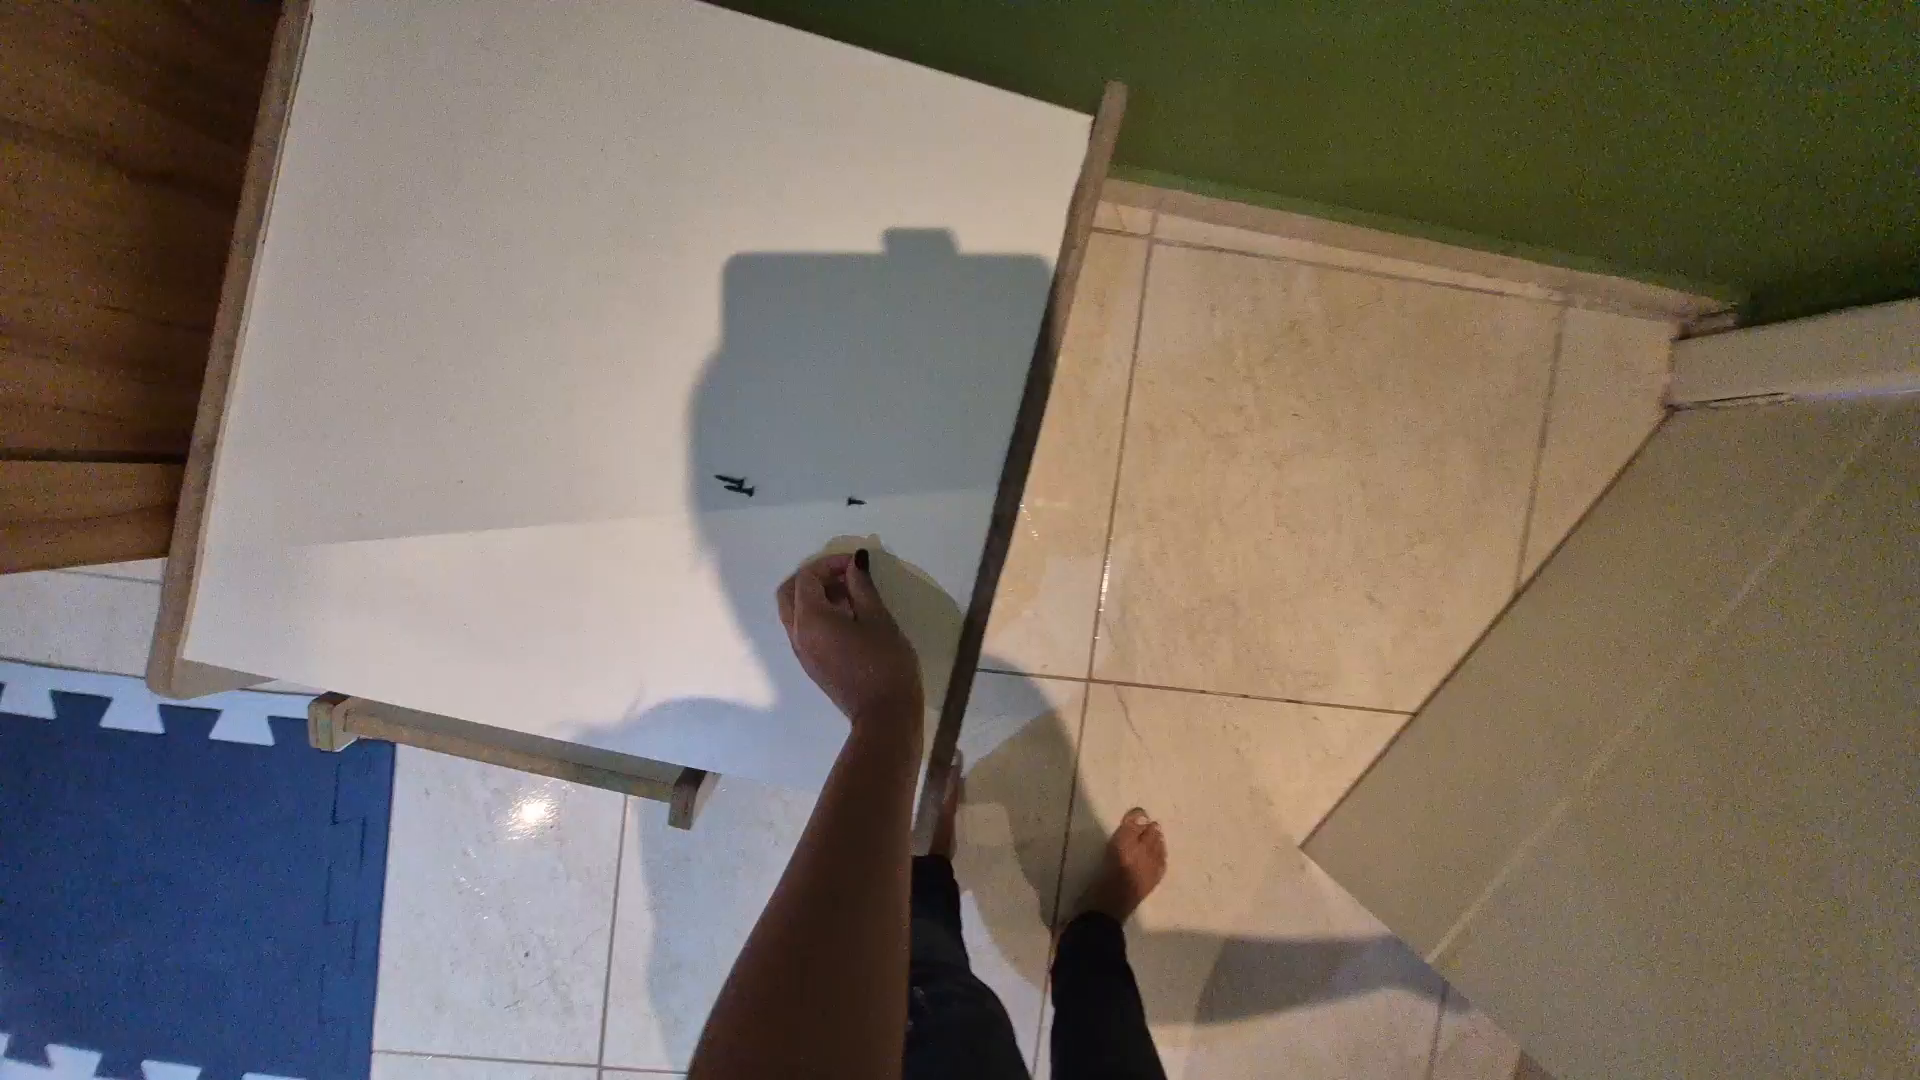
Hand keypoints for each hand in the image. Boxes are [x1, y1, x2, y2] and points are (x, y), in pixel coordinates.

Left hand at [776, 549, 923, 737]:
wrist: (885, 714)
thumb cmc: (886, 663)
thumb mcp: (878, 619)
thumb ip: (862, 586)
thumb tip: (854, 564)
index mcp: (810, 619)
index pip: (806, 577)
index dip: (830, 563)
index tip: (857, 564)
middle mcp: (797, 634)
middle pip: (789, 592)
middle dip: (814, 577)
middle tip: (846, 575)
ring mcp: (801, 652)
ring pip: (794, 611)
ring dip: (815, 595)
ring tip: (851, 595)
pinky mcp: (811, 664)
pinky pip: (804, 629)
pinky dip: (817, 614)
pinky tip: (848, 617)